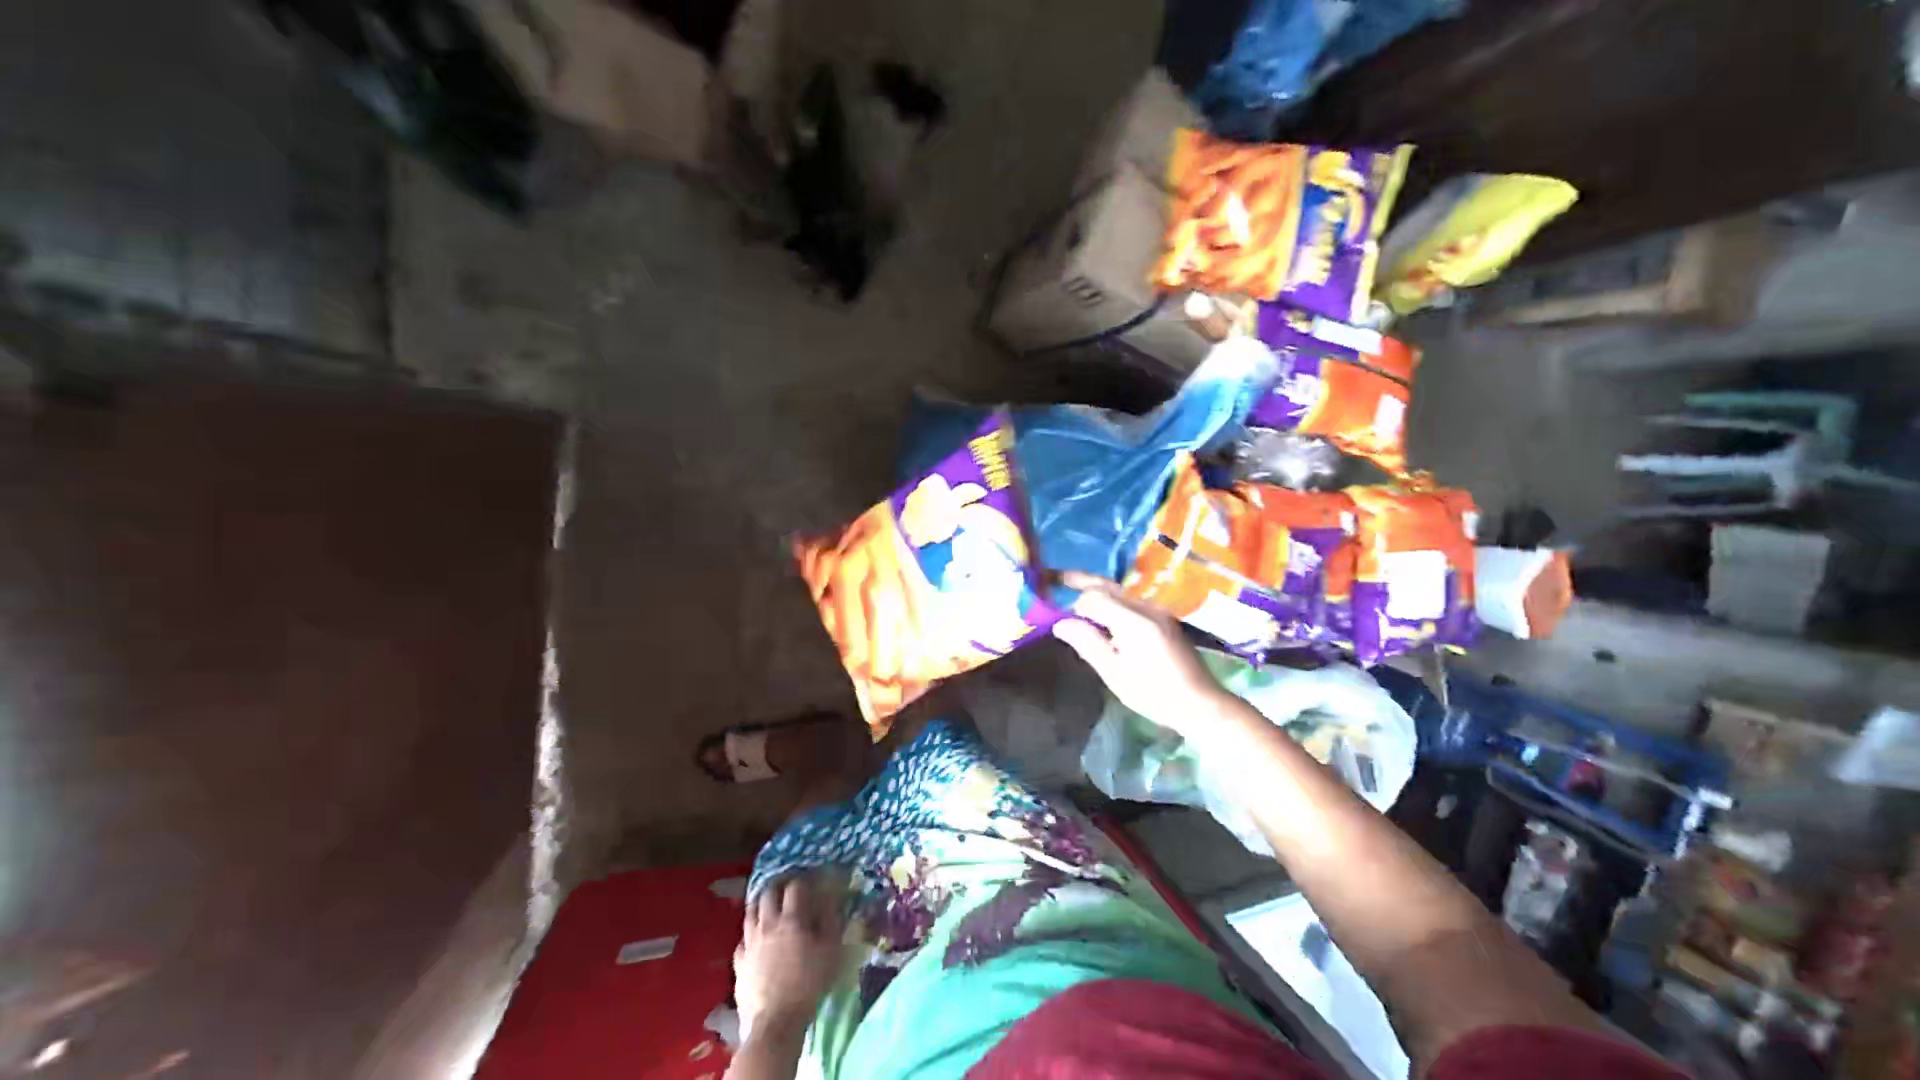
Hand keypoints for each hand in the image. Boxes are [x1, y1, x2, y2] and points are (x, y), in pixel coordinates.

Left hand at [734, 874, 844, 1038]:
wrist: (776, 1021)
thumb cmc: (808, 984)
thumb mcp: (830, 951)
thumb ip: (831, 921)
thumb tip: (829, 900)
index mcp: (792, 920)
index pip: (795, 886)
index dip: (803, 880)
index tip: (810, 881)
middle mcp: (768, 924)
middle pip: (768, 893)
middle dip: (778, 885)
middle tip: (786, 886)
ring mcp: (750, 943)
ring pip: (750, 912)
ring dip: (760, 904)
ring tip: (768, 905)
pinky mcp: (739, 962)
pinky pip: (742, 940)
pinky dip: (749, 934)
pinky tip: (755, 940)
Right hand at [1051, 571, 1231, 734]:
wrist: (1201, 702)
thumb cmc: (1155, 694)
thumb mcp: (1114, 673)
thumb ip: (1087, 643)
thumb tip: (1060, 623)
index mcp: (1134, 621)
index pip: (1094, 597)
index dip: (1073, 605)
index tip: (1058, 619)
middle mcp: (1146, 607)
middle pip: (1107, 585)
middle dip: (1080, 581)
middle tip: (1053, 577)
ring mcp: (1157, 610)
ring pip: (1119, 591)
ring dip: (1095, 590)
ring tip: (1071, 592)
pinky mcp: (1162, 617)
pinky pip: (1130, 601)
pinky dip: (1110, 601)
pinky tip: (1100, 614)